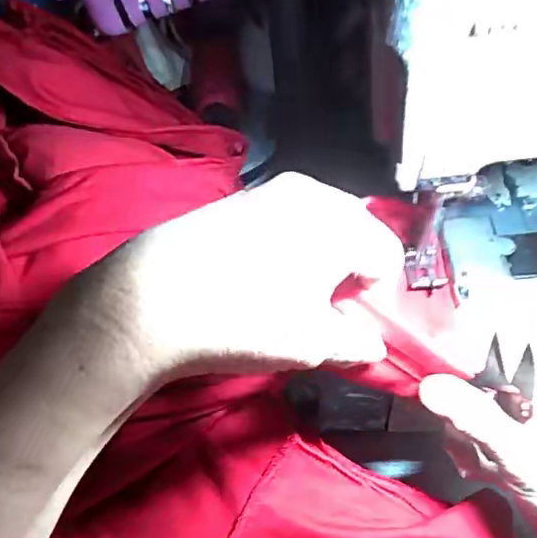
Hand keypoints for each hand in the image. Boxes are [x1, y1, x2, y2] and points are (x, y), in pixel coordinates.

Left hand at [65, 173, 402, 378]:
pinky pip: (284, 224)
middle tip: (331, 312)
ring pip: (319, 227)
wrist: (148, 302)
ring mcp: (267, 192)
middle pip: (356, 233)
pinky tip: (261, 282)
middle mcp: (308, 192)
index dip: (381, 295)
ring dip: (321, 263)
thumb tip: (369, 344)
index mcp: (339, 221)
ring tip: (295, 299)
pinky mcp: (233, 203)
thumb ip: (358, 344)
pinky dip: (288, 252)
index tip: (359, 324)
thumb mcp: (315, 344)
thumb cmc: (246, 320)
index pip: (388, 255)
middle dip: (353, 273)